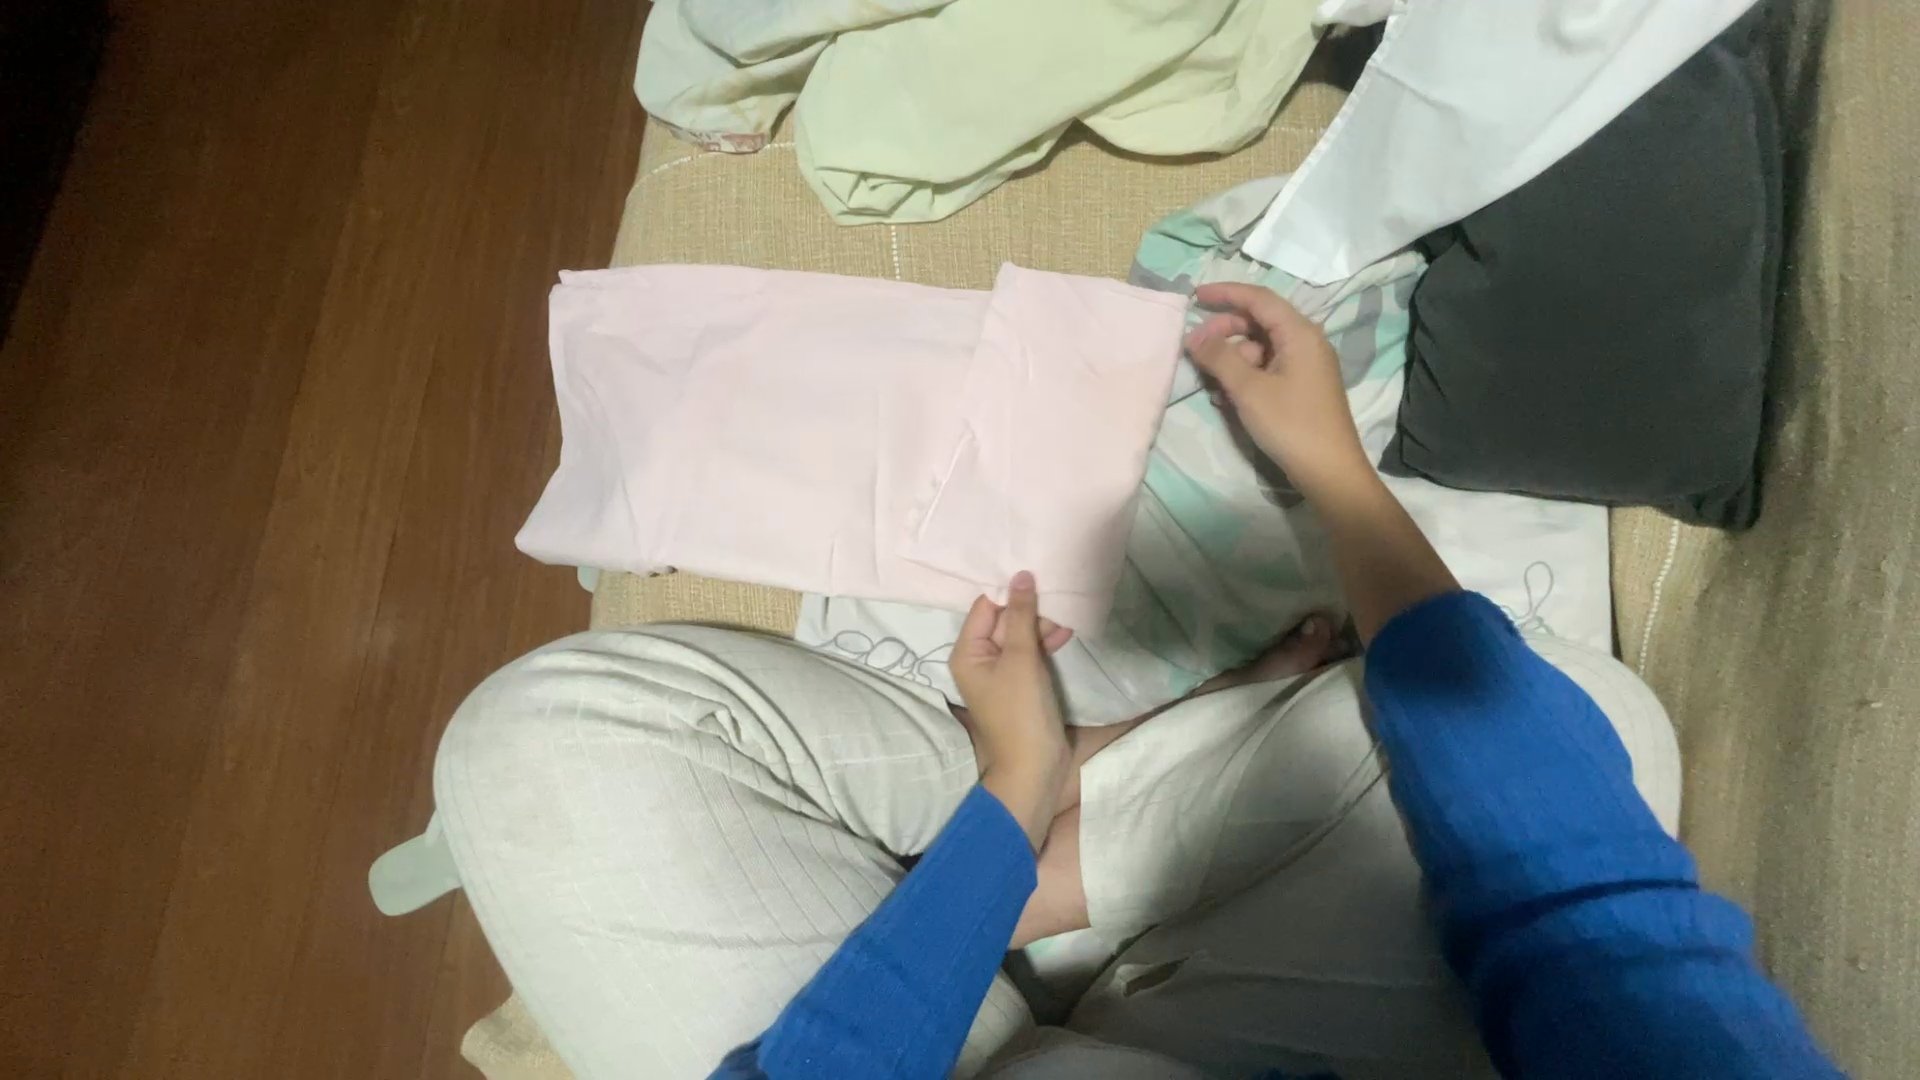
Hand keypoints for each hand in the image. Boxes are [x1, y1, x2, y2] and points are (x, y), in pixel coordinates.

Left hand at [950, 571, 1073, 849]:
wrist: (1036, 768)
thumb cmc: (1021, 712)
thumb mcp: (1022, 659)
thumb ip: (1022, 615)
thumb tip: (1021, 574)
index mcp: (967, 652)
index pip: (986, 608)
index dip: (1010, 594)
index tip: (1038, 579)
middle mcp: (979, 658)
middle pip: (1004, 620)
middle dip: (1030, 612)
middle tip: (1058, 607)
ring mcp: (1001, 672)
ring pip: (1020, 635)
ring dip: (1042, 627)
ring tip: (1067, 622)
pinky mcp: (1021, 683)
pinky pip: (1030, 653)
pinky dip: (1046, 643)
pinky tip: (1066, 634)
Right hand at [1184, 282, 1372, 499]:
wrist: (1327, 469)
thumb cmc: (1290, 424)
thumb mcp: (1248, 389)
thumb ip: (1219, 358)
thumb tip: (1194, 336)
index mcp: (1299, 333)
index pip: (1259, 299)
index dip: (1226, 294)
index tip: (1195, 296)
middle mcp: (1304, 342)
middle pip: (1257, 323)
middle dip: (1224, 332)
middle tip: (1195, 350)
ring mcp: (1303, 365)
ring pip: (1258, 348)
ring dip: (1230, 360)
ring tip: (1209, 383)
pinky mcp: (1299, 386)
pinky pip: (1265, 368)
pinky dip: (1243, 376)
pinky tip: (1225, 397)